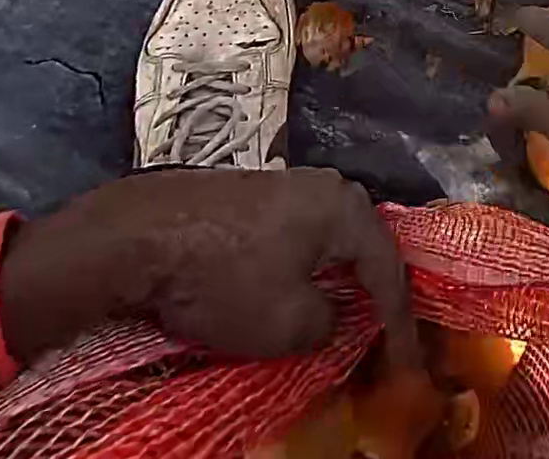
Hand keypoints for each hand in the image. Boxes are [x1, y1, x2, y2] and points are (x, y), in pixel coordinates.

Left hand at [0, 168, 419, 367]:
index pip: (388, 269)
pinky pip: (304, 231)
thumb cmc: (226, 277)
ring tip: (348, 313)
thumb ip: (329, 324)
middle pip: (365, 246)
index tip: (404, 364)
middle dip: (375, 293)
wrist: (145, 232)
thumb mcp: (287, 324)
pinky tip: (303, 284)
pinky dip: (312, 263)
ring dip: (342, 276)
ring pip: (333, 237)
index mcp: (347, 209)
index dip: (399, 322)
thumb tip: (331, 316)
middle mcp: (329, 185)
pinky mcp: (262, 191)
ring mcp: (293, 183)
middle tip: (382, 335)